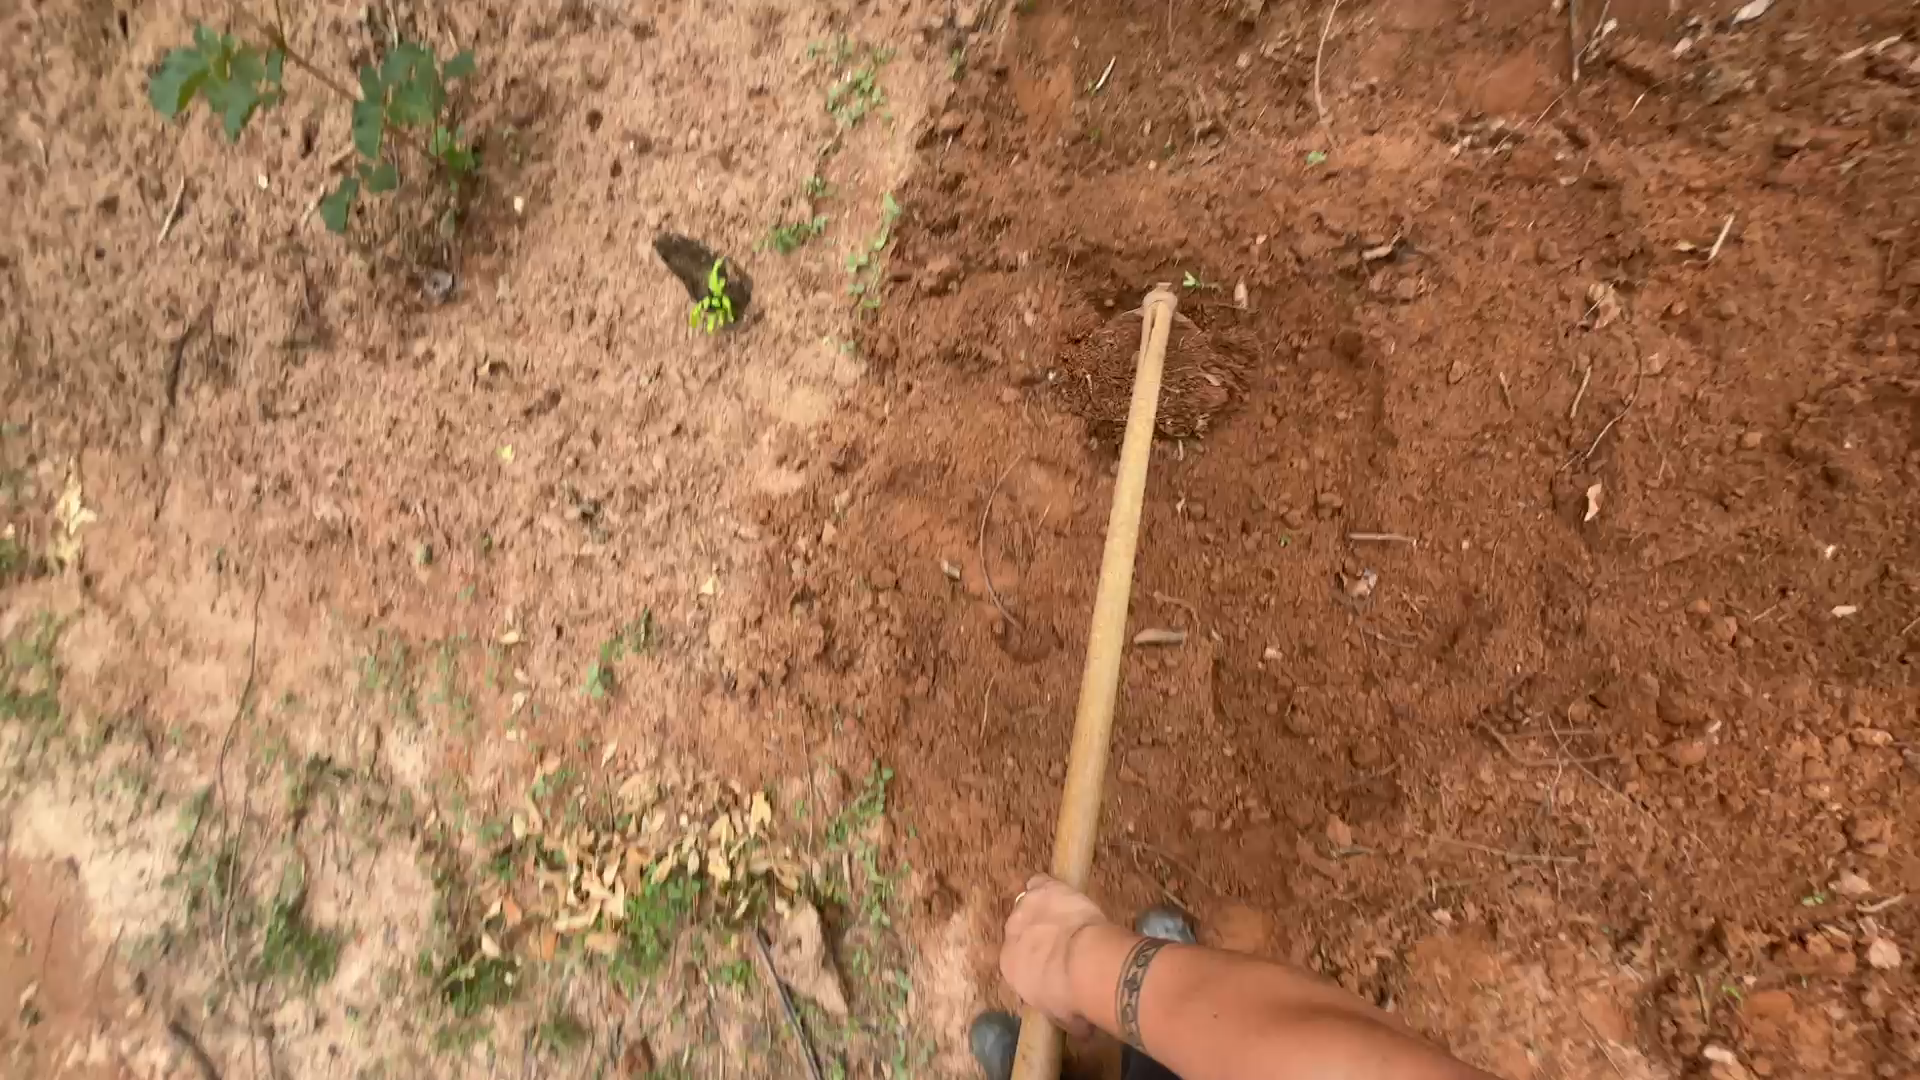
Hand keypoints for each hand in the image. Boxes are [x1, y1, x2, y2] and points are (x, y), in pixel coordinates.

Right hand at [999, 874, 1111, 1035]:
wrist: (1085, 962)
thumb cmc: (1071, 997)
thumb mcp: (1063, 1017)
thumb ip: (1062, 1014)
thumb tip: (1078, 1027)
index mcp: (1009, 965)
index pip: (1015, 959)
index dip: (1032, 962)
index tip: (1048, 968)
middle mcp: (1011, 932)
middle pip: (1019, 928)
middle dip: (1035, 935)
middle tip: (1058, 943)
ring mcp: (1026, 906)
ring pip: (1026, 902)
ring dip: (1040, 910)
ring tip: (1060, 917)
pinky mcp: (1044, 888)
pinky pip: (1038, 881)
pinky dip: (1047, 886)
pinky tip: (1060, 892)